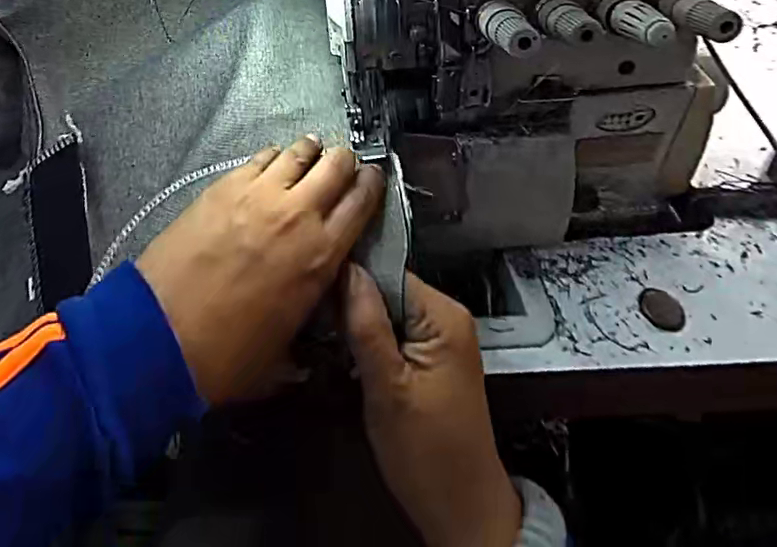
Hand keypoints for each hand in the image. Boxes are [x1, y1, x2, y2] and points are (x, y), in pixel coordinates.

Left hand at [135, 136, 383, 405]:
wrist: (157, 339)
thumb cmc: (227, 356)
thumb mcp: (286, 352)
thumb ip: (310, 323)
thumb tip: (321, 315)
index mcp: (322, 254)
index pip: (363, 200)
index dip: (372, 184)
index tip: (371, 182)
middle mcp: (299, 213)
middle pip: (338, 164)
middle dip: (345, 163)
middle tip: (340, 170)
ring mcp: (261, 193)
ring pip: (301, 151)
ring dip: (311, 153)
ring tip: (308, 157)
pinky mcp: (226, 186)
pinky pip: (263, 156)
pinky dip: (274, 157)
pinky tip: (271, 167)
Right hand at [342, 265, 520, 546]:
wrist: (462, 506)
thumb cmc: (425, 451)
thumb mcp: (387, 389)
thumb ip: (367, 327)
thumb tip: (347, 269)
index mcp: (443, 314)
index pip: (390, 273)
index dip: (352, 278)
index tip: (315, 287)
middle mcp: (448, 314)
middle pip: (391, 288)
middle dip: (354, 301)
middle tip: (314, 316)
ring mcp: (444, 335)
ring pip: (391, 310)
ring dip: (361, 321)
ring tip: (325, 332)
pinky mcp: (435, 356)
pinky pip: (399, 330)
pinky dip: (374, 339)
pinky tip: (350, 352)